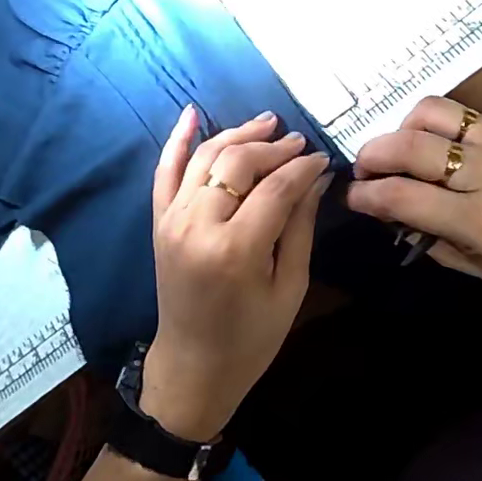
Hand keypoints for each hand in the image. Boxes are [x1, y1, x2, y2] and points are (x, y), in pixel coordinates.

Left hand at [142, 106, 332, 441]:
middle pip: (238, 162)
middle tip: (299, 142)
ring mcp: (172, 221)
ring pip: (205, 157)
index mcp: (236, 250)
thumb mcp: (290, 286)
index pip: (276, 187)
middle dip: (273, 146)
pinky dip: (178, 140)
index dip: (303, 166)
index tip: (322, 158)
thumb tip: (315, 177)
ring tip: (267, 124)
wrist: (193, 367)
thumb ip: (300, 226)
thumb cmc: (252, 337)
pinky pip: (165, 172)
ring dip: (237, 134)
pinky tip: (193, 113)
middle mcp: (198, 226)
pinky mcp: (159, 223)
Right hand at [346, 96, 481, 314]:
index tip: (353, 195)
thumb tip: (389, 208)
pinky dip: (445, 130)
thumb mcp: (476, 266)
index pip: (399, 195)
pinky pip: (466, 115)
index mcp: (478, 219)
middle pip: (408, 145)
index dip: (365, 193)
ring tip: (403, 147)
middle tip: (365, 166)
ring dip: (404, 128)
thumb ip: (428, 236)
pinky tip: (449, 148)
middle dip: (372, 153)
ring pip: (432, 113)